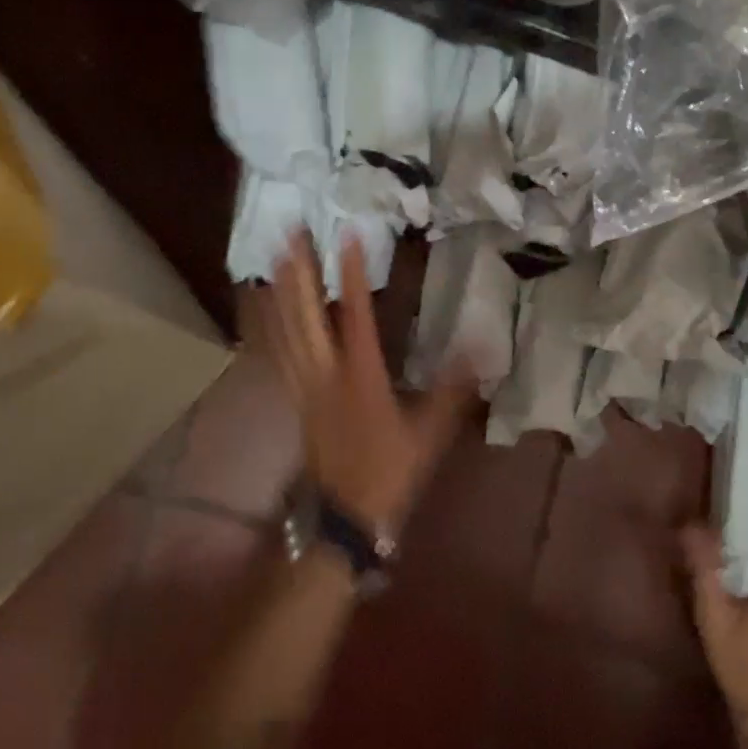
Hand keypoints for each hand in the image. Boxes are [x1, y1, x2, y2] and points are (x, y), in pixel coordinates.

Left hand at [258, 232, 475, 533]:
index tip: (346, 236)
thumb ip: (452, 390)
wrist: (343, 518)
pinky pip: (278, 352)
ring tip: (275, 255)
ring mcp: (305, 385)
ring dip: (280, 290)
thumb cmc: (388, 473)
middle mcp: (326, 373)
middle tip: (292, 230)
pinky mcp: (295, 398)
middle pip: (306, 314)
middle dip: (299, 271)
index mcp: (361, 377)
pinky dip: (271, 324)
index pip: (355, 315)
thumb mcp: (428, 435)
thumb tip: (481, 348)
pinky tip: (266, 308)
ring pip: (286, 329)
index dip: (352, 275)